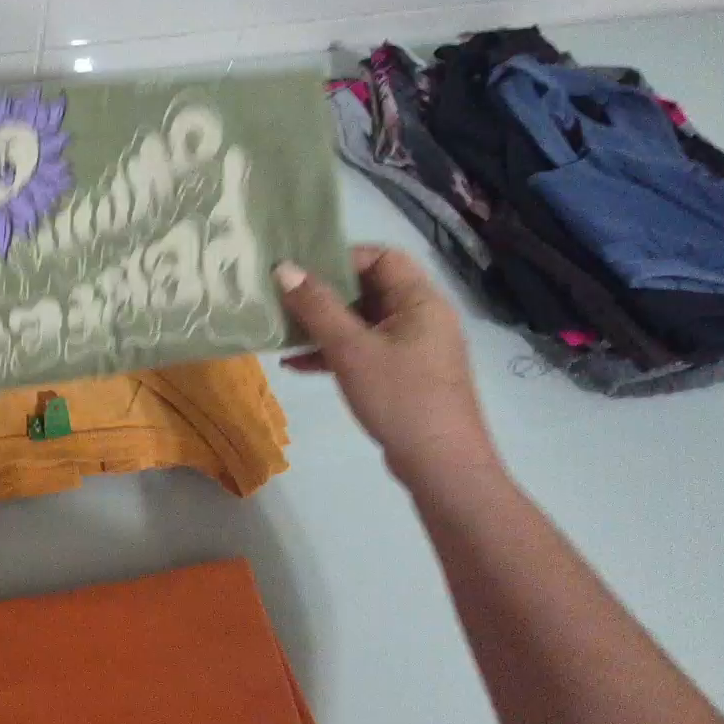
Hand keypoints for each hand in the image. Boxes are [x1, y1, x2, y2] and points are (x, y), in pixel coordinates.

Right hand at [274, 245, 498, 481]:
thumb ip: (317, 306)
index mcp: (420, 302)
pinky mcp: (402, 374)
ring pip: (361, 320)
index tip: (300, 271)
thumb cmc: (400, 397)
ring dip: (322, 323)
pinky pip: (362, 348)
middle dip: (322, 292)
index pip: (382, 257)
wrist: (441, 466)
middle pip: (368, 287)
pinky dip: (331, 350)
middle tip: (282, 298)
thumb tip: (284, 268)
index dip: (340, 257)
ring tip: (282, 330)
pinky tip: (295, 364)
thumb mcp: (350, 349)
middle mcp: (421, 317)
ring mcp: (413, 347)